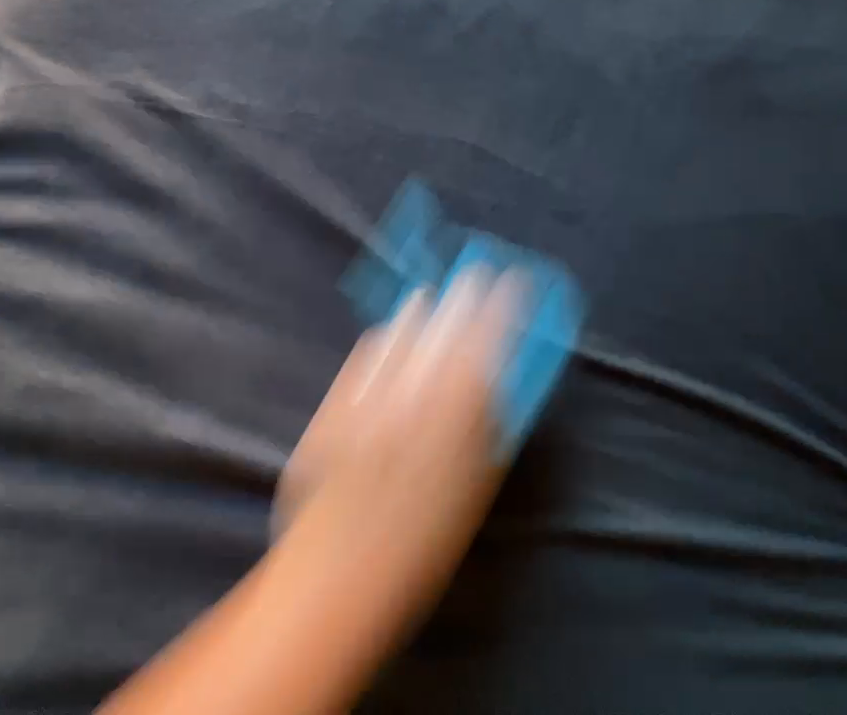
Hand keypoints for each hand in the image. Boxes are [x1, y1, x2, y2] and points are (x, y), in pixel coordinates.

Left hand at [275, 267, 524, 619]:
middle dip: (465, 297)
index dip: (503, 309)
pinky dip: (382, 343)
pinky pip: (361, 360)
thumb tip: (494, 389)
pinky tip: (389, 334)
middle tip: (476, 274)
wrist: (338, 572)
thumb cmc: (423, 549)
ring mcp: (367, 397)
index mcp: (457, 423)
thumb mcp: (474, 492)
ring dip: (422, 312)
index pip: (488, 345)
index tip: (514, 284)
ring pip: (399, 338)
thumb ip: (484, 432)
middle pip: (444, 330)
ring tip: (433, 294)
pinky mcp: (333, 403)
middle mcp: (413, 399)